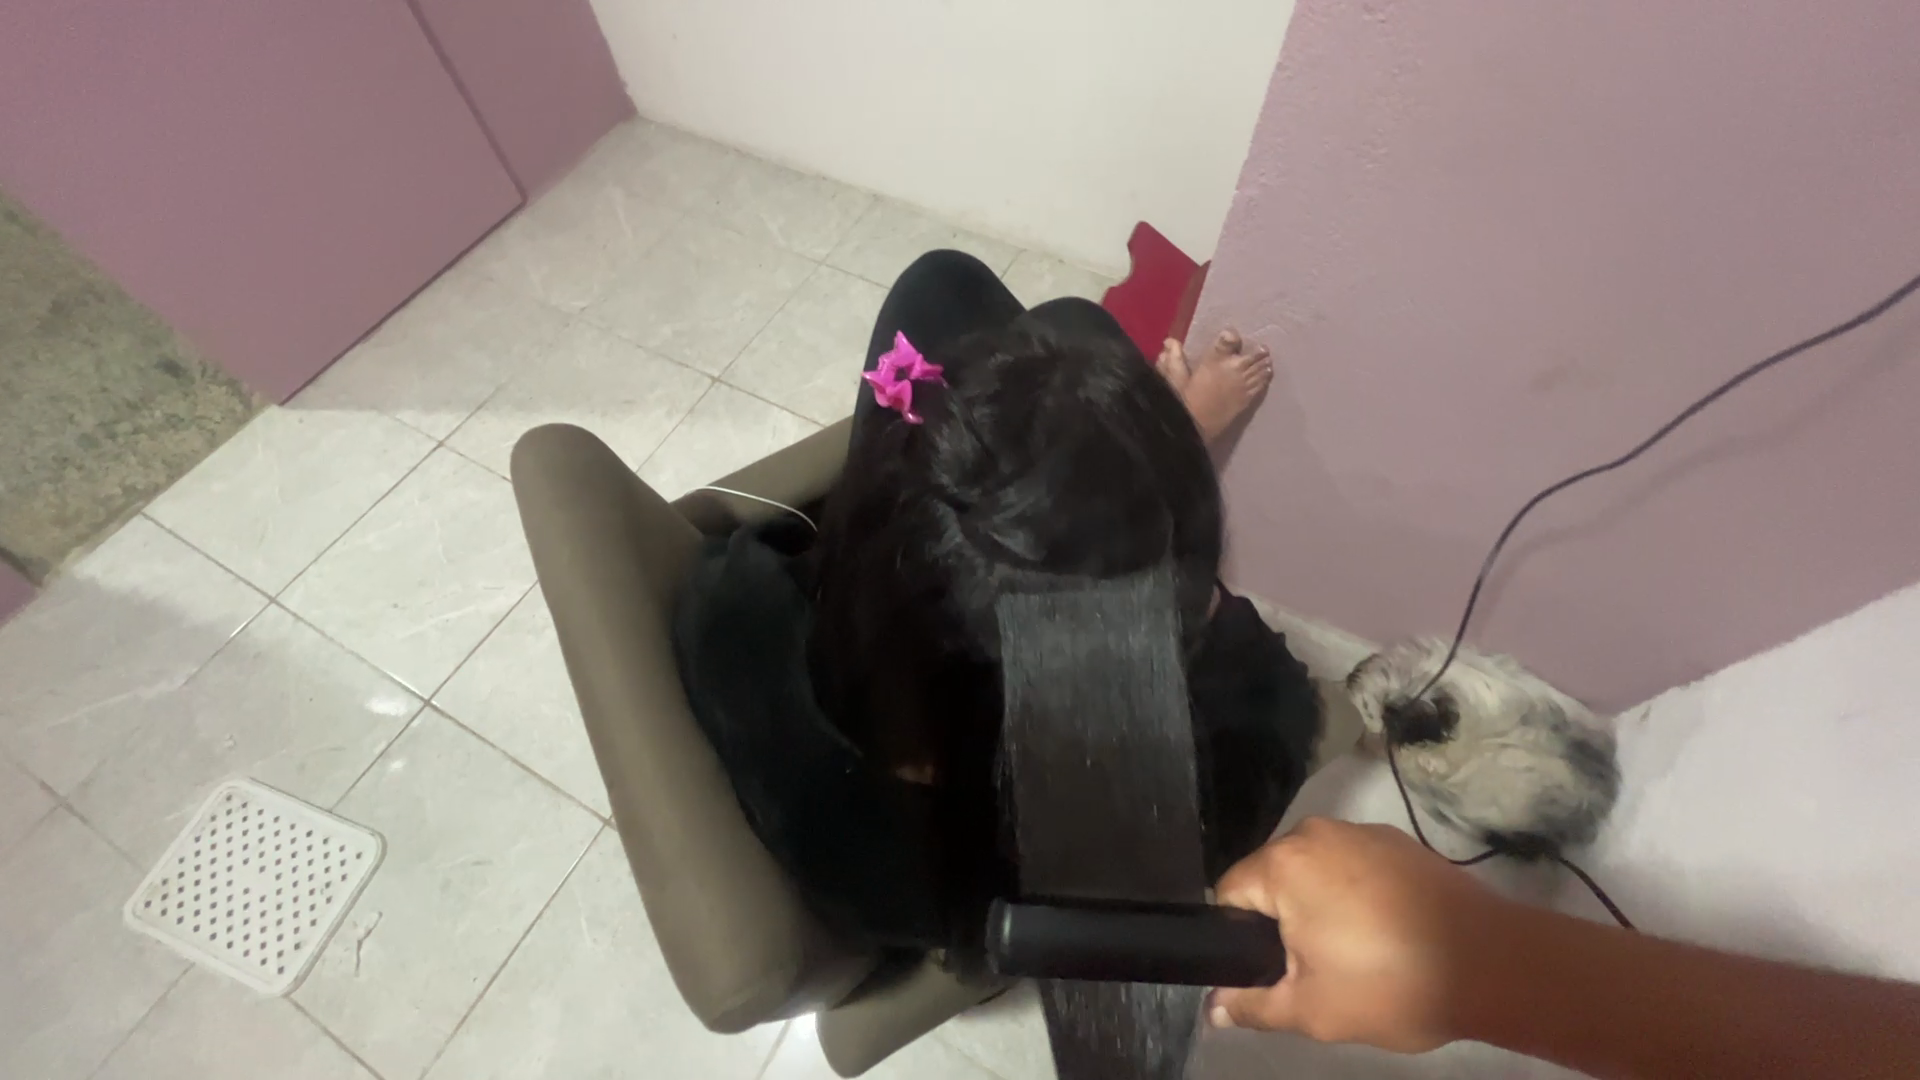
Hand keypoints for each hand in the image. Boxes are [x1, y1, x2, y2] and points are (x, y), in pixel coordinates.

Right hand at [1210, 817, 1509, 1052]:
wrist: (1495, 964)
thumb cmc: (1392, 983)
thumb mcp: (1314, 1011)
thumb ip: (1254, 1006)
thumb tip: (1212, 1007)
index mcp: (1281, 864)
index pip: (1231, 893)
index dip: (1242, 934)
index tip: (1275, 967)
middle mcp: (1310, 832)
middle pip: (1271, 876)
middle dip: (1285, 917)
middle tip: (1318, 965)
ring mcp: (1355, 831)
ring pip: (1313, 868)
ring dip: (1321, 900)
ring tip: (1358, 946)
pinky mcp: (1393, 838)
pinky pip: (1352, 862)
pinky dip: (1358, 889)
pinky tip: (1388, 926)